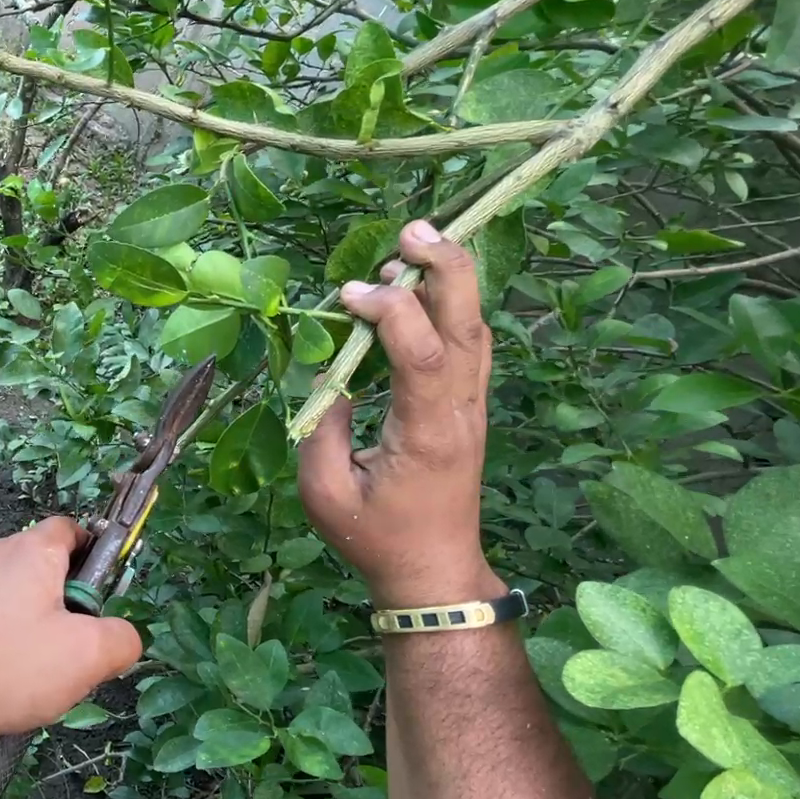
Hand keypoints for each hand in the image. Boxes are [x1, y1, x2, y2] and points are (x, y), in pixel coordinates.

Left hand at [0, 517, 142, 737]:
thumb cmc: (11, 665)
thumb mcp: (88, 656)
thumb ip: (122, 638)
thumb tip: (121, 634)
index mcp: (32, 550)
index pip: (73, 528)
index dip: (96, 555)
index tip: (102, 596)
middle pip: (47, 563)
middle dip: (68, 599)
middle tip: (76, 644)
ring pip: (21, 590)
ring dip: (39, 621)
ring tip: (41, 667)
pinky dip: (8, 633)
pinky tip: (7, 672)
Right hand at [298, 220, 502, 609]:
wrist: (433, 570)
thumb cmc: (374, 536)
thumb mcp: (325, 492)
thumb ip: (324, 428)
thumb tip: (332, 378)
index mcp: (426, 432)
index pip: (420, 354)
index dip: (389, 313)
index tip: (347, 294)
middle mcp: (461, 412)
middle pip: (467, 326)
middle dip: (445, 269)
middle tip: (413, 228)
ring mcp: (472, 409)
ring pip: (476, 330)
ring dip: (453, 281)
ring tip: (418, 242)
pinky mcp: (468, 410)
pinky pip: (470, 346)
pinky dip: (454, 307)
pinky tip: (430, 287)